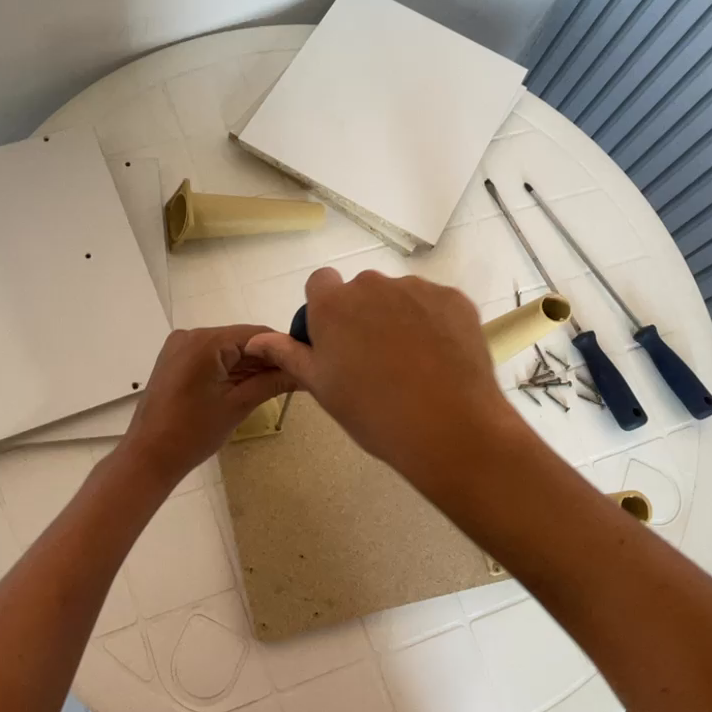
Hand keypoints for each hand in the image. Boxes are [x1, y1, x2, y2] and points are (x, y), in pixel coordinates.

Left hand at [118, 325, 297, 483]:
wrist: (148, 456)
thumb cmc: (193, 433)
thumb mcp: (238, 405)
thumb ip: (272, 382)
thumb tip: (304, 372)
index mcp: (205, 342)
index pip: (256, 334)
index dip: (283, 348)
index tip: (305, 364)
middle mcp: (191, 335)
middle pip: (241, 340)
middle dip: (267, 358)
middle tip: (296, 378)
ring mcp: (180, 347)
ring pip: (226, 349)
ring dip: (250, 365)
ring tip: (278, 384)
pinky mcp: (175, 360)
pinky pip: (211, 357)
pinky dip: (230, 369)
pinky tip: (249, 385)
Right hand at [244, 270, 524, 487]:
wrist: (448, 428)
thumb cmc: (373, 412)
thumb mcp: (322, 387)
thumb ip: (289, 355)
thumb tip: (256, 341)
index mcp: (333, 304)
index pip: (320, 283)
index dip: (326, 308)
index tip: (336, 340)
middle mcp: (372, 285)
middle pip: (362, 290)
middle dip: (364, 314)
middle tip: (374, 360)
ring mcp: (417, 289)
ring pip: (400, 296)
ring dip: (399, 317)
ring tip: (412, 364)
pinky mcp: (454, 299)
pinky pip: (434, 304)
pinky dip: (433, 323)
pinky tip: (439, 359)